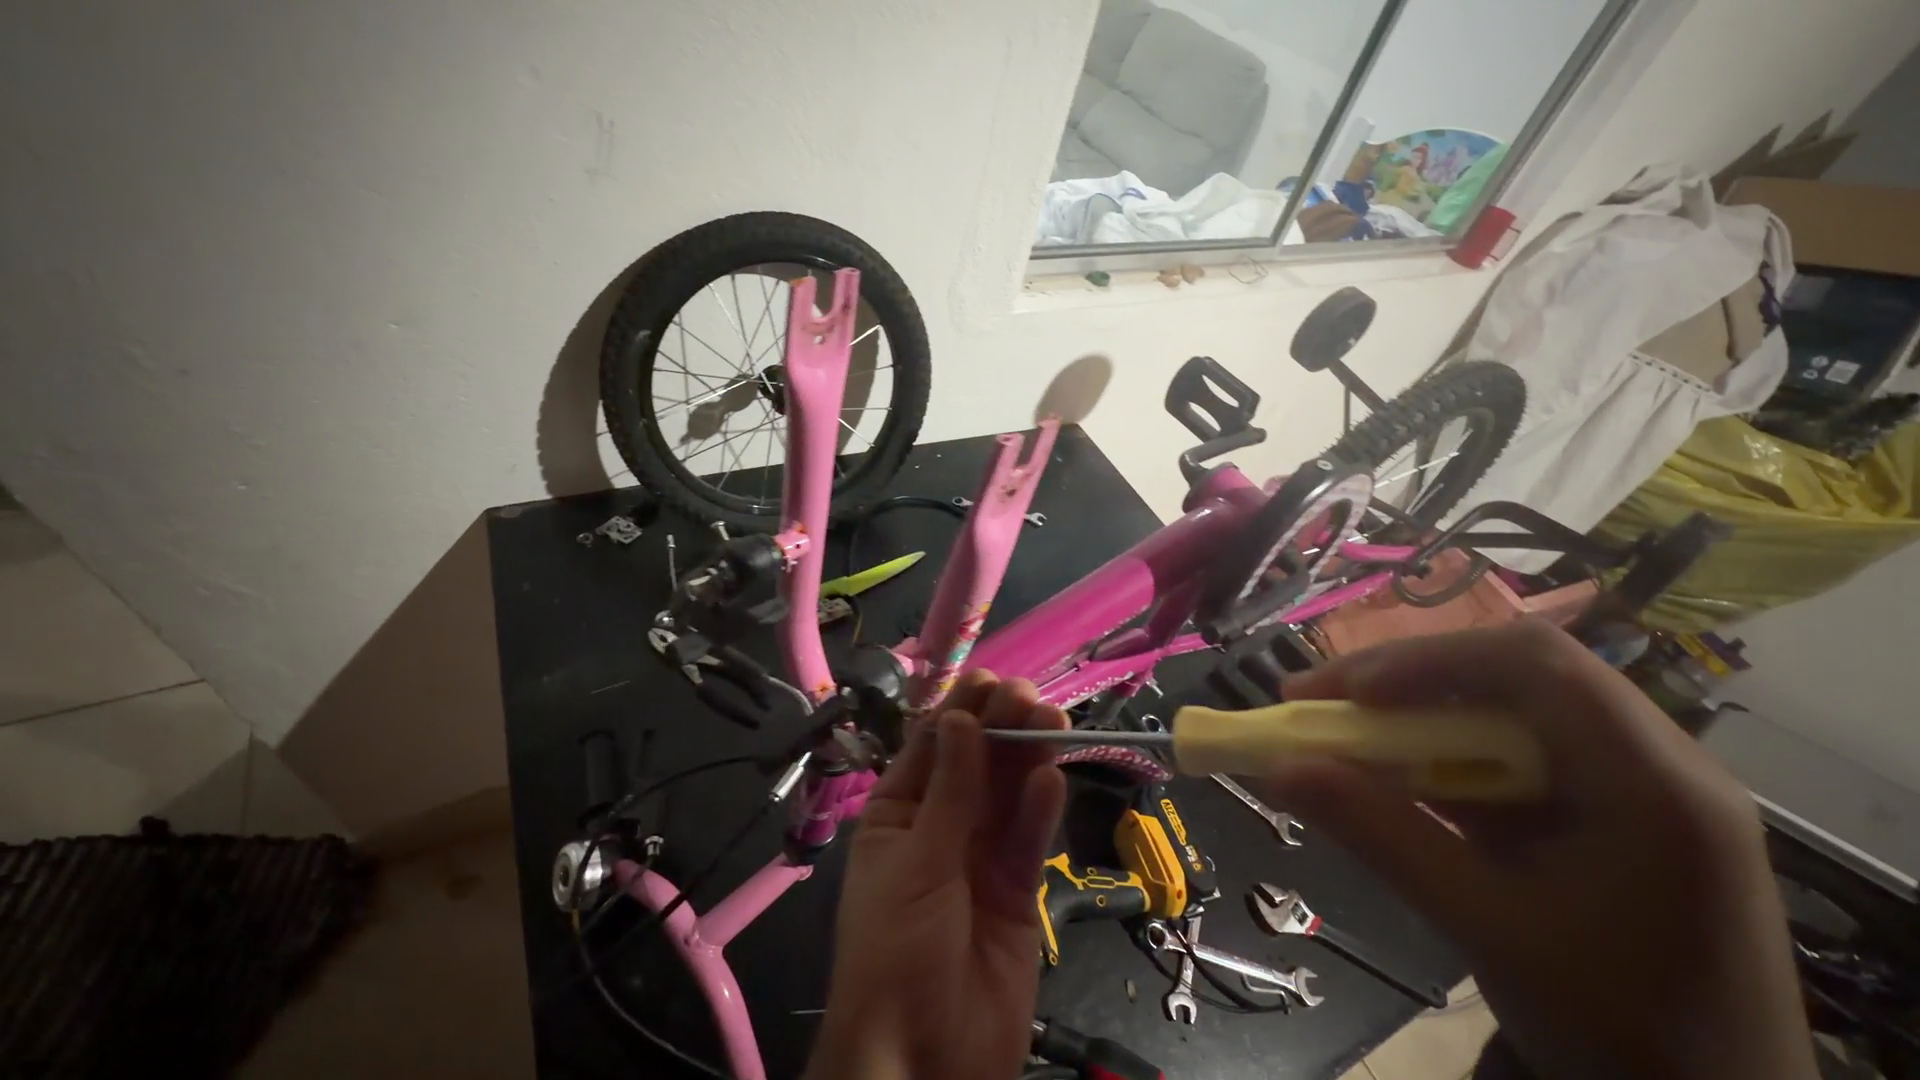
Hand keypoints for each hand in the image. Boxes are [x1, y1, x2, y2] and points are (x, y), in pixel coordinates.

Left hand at [803, 672, 1068, 1079]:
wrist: (922, 1056)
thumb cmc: (896, 950)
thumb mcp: (916, 863)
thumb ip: (950, 793)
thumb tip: (959, 718)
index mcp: (897, 815)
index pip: (931, 750)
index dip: (960, 712)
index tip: (991, 680)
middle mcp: (940, 828)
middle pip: (976, 766)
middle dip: (1000, 730)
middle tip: (1030, 698)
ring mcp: (980, 859)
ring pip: (1008, 796)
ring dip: (1028, 759)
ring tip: (1052, 722)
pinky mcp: (1018, 891)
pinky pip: (1029, 840)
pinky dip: (1040, 810)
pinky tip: (1052, 778)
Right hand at [1269, 620, 1814, 1079]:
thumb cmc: (1612, 1025)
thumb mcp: (1485, 928)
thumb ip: (1382, 839)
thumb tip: (1278, 771)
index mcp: (1654, 783)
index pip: (1537, 667)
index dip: (1431, 661)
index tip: (1344, 692)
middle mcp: (1656, 761)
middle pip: (1519, 674)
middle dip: (1410, 678)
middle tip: (1319, 698)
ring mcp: (1637, 783)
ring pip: (1512, 709)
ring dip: (1421, 715)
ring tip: (1339, 731)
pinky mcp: (1610, 809)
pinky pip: (1516, 754)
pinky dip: (1446, 755)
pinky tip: (1395, 776)